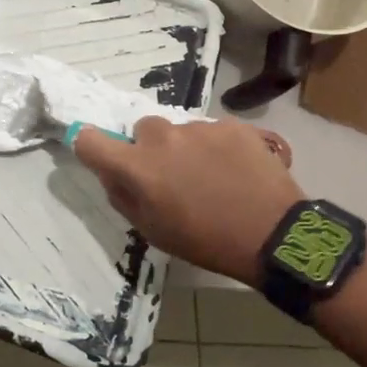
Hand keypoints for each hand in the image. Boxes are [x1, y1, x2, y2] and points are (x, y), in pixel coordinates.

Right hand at [73, 116, 303, 285]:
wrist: (276, 236)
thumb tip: (112, 174)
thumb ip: (123, 196)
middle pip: (142, 131)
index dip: (92, 147)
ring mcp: (199, 127)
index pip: (90, 139)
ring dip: (186, 149)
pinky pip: (212, 132)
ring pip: (179, 131)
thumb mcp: (153, 231)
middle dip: (150, 150)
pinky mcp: (231, 125)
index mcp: (137, 166)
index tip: (105, 159)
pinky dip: (217, 148)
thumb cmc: (206, 241)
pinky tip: (236, 172)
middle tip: (173, 178)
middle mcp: (162, 137)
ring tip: (213, 178)